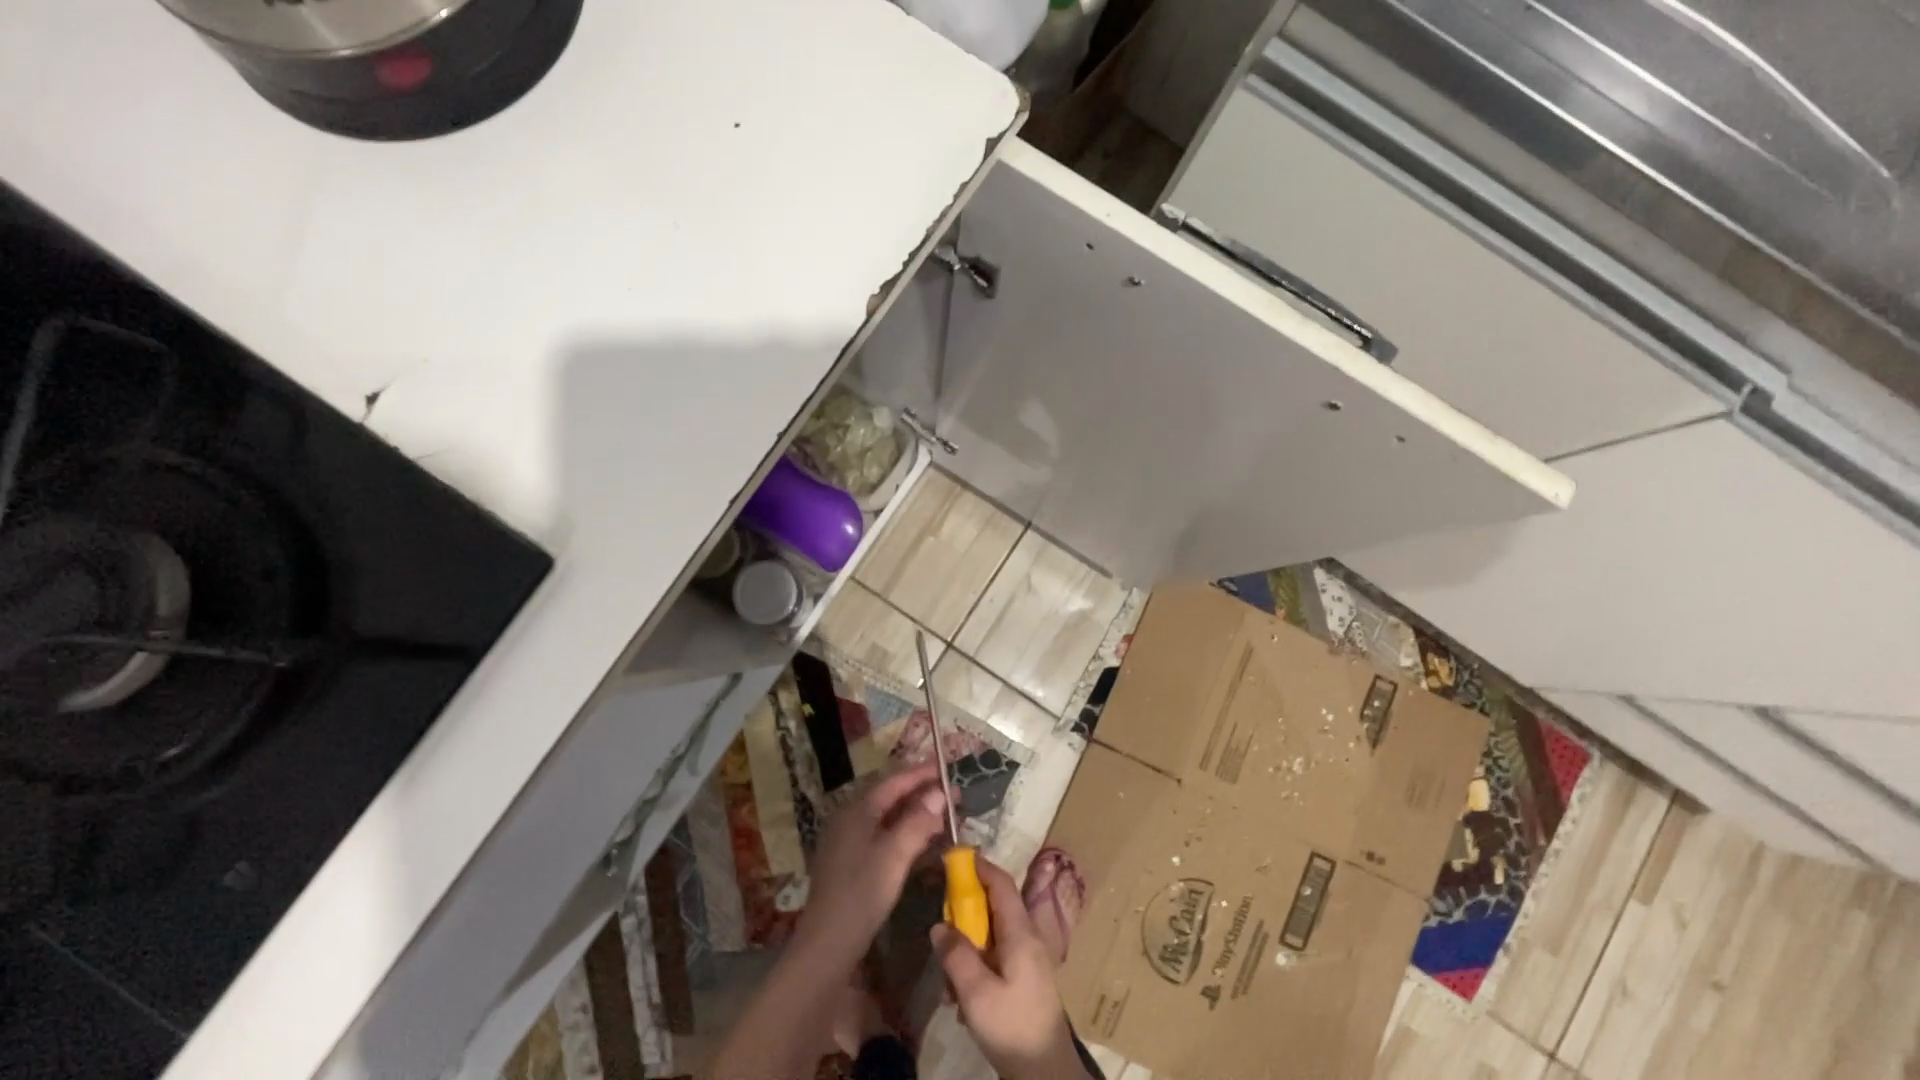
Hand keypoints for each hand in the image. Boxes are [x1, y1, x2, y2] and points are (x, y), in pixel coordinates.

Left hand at [794, 762, 948, 963]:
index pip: (893, 782)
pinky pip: (884, 836)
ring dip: (916, 815)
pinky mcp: (852, 862)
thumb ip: (917, 822)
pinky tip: (924, 842)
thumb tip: (939, 793)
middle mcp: (850, 820)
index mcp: (857, 811)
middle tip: (954, 794)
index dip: (921, 774)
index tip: (947, 767)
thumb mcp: (894, 855)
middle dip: (922, 794)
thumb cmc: (861, 894)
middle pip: (890, 798)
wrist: (828, 943)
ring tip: (945, 815)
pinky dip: (906, 834)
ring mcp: (849, 842)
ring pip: (888, 818)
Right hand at [932, 859, 1089, 1079]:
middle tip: (942, 926)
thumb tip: (940, 926)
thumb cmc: (1012, 1026)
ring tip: (951, 980)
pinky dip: (977, 966)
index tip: (954, 858)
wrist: (1045, 1070)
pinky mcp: (1025, 979)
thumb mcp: (976, 992)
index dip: (979, 867)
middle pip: (996, 907)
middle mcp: (1029, 938)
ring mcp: (1029, 959)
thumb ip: (956, 955)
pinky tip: (963, 998)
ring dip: (968, 947)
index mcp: (1021, 933)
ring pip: (993, 934)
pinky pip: (996, 957)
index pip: (1002, 884)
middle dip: (966, 912)